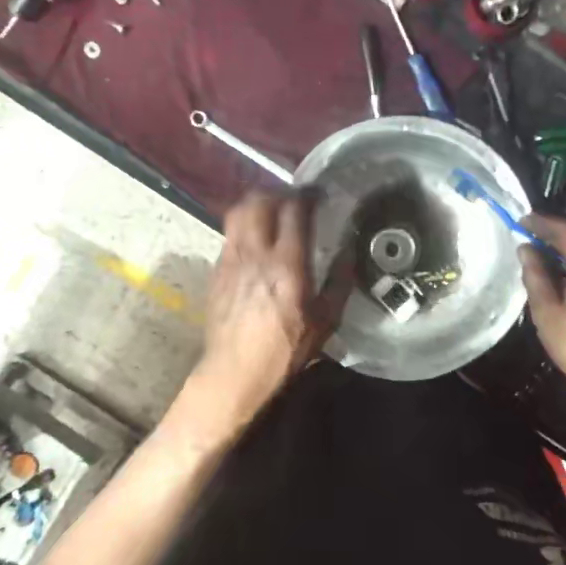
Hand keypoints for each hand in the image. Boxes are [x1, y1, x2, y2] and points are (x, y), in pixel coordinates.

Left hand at [192, 190, 336, 423]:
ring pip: (238, 213)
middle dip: (278, 192)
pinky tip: (256, 243)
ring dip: (257, 204)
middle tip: (294, 198)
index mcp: (287, 265)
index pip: (294, 211)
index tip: (319, 194)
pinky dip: (245, 228)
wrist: (234, 372)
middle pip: (259, 201)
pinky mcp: (216, 271)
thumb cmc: (285, 350)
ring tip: (272, 211)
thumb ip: (339, 283)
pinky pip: (231, 235)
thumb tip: (348, 254)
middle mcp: (256, 254)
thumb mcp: (325, 322)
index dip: (307, 196)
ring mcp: (231, 260)